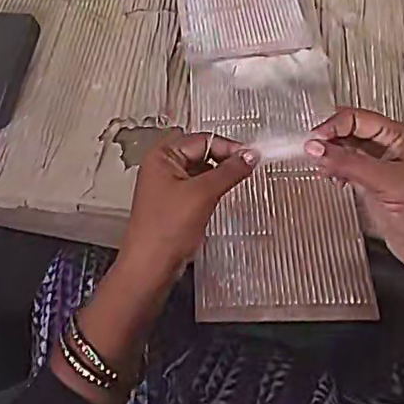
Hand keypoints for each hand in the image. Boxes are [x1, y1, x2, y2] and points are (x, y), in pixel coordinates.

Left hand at [117, 130, 257, 280]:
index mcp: (161, 155)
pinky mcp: (174, 202)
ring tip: (235, 181)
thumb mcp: (203, 194)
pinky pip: (197, 186)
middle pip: (200, 151)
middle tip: (245, 166)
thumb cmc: (164, 230)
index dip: (228, 147)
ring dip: (218, 173)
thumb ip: (229, 171)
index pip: (202, 139)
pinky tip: (220, 196)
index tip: (251, 157)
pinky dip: (211, 187)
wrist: (151, 264)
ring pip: (200, 169)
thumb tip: (249, 156)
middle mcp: (161, 166)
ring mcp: (167, 184)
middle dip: (223, 157)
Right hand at [306, 108, 403, 288]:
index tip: (314, 141)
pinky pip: (347, 170)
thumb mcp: (386, 181)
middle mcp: (389, 148)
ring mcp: (380, 168)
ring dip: (329, 156)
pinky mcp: (372, 186)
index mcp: (399, 136)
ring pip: (345, 151)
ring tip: (321, 168)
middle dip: (328, 140)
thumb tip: (316, 147)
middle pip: (349, 131)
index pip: (356, 118)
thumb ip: (348, 162)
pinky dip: (334, 171)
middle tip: (312, 152)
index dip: (333, 126)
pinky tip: (330, 179)